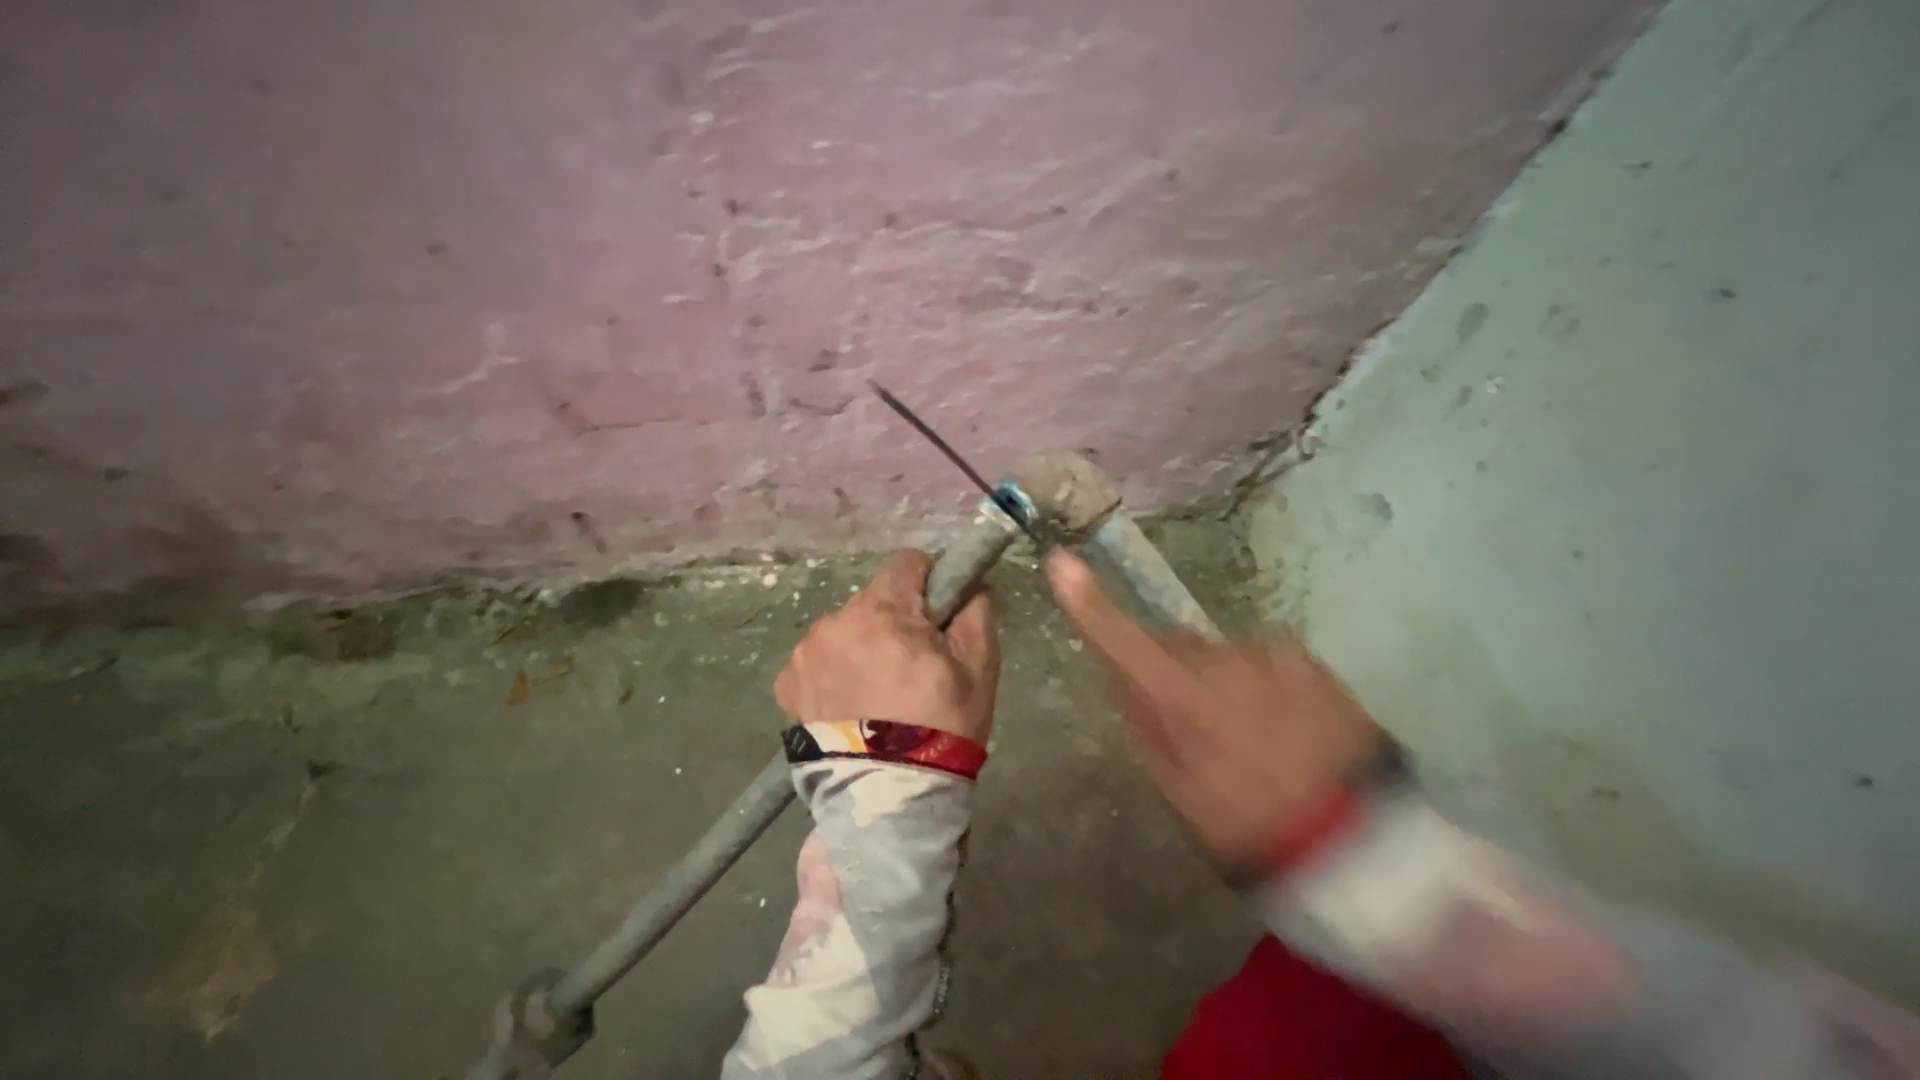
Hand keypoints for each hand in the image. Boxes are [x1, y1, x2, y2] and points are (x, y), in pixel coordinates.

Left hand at [775, 550, 999, 742]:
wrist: (888, 796)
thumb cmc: (941, 725)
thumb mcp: (979, 666)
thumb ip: (977, 609)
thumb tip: (970, 582)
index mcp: (882, 609)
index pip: (908, 564)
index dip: (930, 583)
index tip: (938, 617)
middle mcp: (835, 621)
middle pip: (874, 600)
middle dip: (894, 622)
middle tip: (912, 668)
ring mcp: (805, 654)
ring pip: (844, 630)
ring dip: (861, 647)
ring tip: (878, 695)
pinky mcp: (787, 685)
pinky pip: (817, 662)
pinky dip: (833, 675)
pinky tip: (850, 708)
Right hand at [1045, 550, 1384, 864]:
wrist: (1359, 841)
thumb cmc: (1252, 826)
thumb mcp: (1181, 793)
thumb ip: (1148, 729)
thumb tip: (1124, 681)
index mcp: (1184, 698)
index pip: (1123, 642)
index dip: (1089, 604)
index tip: (1060, 563)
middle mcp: (1225, 660)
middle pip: (1177, 647)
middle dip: (1176, 673)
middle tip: (1198, 730)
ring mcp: (1273, 656)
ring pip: (1226, 657)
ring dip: (1227, 683)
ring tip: (1258, 743)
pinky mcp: (1311, 661)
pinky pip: (1269, 662)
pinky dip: (1267, 686)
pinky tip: (1289, 730)